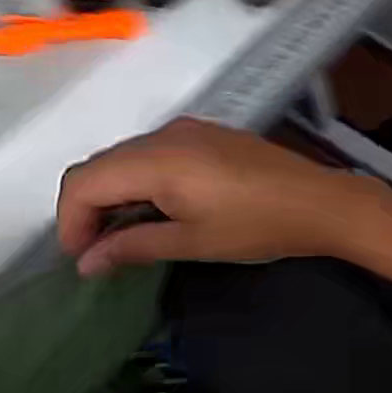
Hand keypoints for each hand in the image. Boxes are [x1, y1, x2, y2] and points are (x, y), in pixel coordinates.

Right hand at [57, 118, 381, 274]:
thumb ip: (134, 246)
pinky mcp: (212, 134)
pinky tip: (161, 207)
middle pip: (102, 165)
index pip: (83, 182)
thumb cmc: (257, 226)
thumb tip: (87, 262)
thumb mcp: (193, 241)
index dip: (71, 221)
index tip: (83, 258)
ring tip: (130, 233)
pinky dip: (144, 178)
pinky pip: (158, 151)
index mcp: (156, 158)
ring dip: (116, 192)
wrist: (320, 202)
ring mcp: (192, 129)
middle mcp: (167, 134)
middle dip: (89, 207)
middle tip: (102, 251)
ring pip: (129, 156)